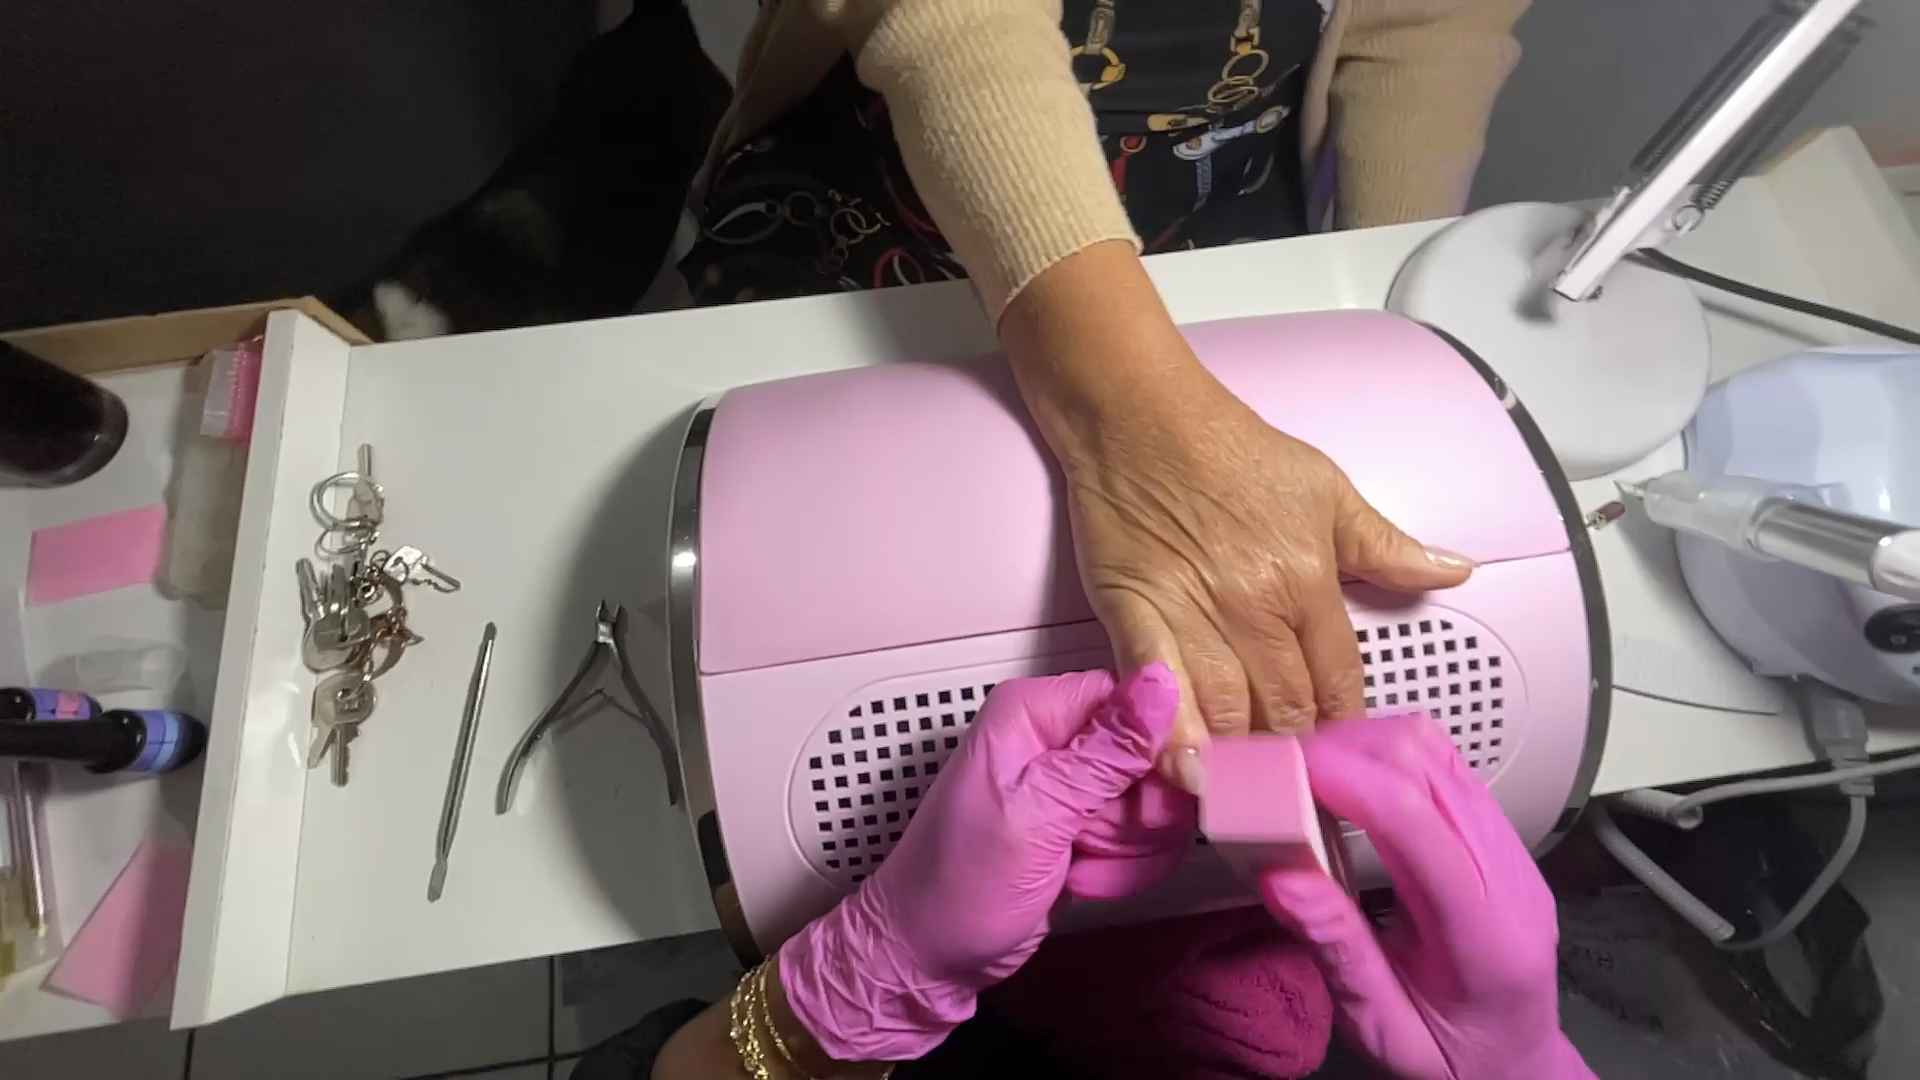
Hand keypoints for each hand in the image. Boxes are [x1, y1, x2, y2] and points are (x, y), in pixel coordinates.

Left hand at [779, 666, 1178, 1062]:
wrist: (929, 952)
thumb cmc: (961, 884)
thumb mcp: (1035, 817)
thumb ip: (1103, 754)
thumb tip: (1162, 682)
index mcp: (1032, 710)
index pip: (1130, 697)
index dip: (1154, 746)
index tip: (1149, 794)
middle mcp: (1054, 734)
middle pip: (1148, 752)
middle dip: (1136, 812)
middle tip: (1089, 841)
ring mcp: (1071, 779)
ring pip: (1152, 797)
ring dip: (1127, 846)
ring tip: (1075, 864)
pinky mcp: (1084, 818)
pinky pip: (1141, 831)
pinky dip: (1122, 864)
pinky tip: (1078, 877)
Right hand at [1064, 375, 1472, 785]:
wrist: (1140, 417)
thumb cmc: (1227, 446)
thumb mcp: (1324, 485)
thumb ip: (1384, 543)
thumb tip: (1454, 570)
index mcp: (1307, 579)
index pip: (1337, 681)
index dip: (1342, 733)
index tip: (1341, 770)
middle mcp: (1255, 607)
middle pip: (1287, 708)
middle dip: (1297, 764)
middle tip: (1302, 811)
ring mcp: (1193, 612)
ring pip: (1230, 709)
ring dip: (1246, 765)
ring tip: (1255, 812)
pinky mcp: (1134, 610)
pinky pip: (1158, 682)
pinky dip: (1172, 731)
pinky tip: (1186, 773)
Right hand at [1256, 714, 1593, 1079]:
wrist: (1519, 1068)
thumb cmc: (1449, 1058)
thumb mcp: (1383, 1030)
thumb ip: (1336, 951)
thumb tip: (1277, 873)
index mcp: (1485, 934)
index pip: (1411, 817)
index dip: (1339, 774)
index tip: (1276, 769)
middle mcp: (1507, 874)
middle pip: (1421, 762)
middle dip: (1339, 750)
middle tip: (1281, 774)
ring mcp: (1508, 844)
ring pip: (1431, 746)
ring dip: (1359, 743)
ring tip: (1310, 774)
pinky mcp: (1494, 829)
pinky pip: (1438, 758)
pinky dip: (1381, 752)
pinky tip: (1348, 780)